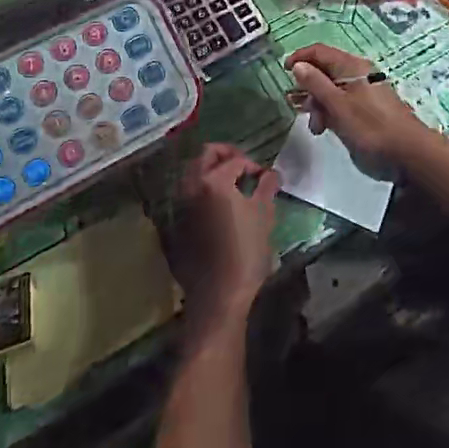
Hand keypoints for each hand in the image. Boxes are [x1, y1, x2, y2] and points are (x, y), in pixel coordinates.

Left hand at [175, 144, 280, 329]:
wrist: (219, 292)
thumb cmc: (246, 252)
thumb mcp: (264, 215)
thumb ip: (267, 187)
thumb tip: (271, 173)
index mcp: (214, 181)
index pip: (235, 160)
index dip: (253, 165)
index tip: (265, 178)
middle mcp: (192, 187)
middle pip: (205, 155)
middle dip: (225, 155)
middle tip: (243, 166)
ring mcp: (182, 204)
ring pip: (193, 173)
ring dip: (212, 170)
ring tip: (233, 184)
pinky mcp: (178, 222)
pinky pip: (189, 193)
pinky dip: (203, 189)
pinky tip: (220, 205)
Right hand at [286, 45, 438, 169]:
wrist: (407, 153)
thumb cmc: (370, 127)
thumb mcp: (338, 105)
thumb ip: (316, 84)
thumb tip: (298, 65)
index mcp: (351, 67)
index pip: (320, 52)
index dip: (300, 58)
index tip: (284, 72)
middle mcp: (357, 75)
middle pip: (324, 72)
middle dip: (308, 88)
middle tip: (297, 108)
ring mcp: (362, 93)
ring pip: (331, 91)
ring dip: (318, 106)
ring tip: (317, 128)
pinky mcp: (366, 110)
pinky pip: (341, 104)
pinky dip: (330, 113)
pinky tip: (326, 129)